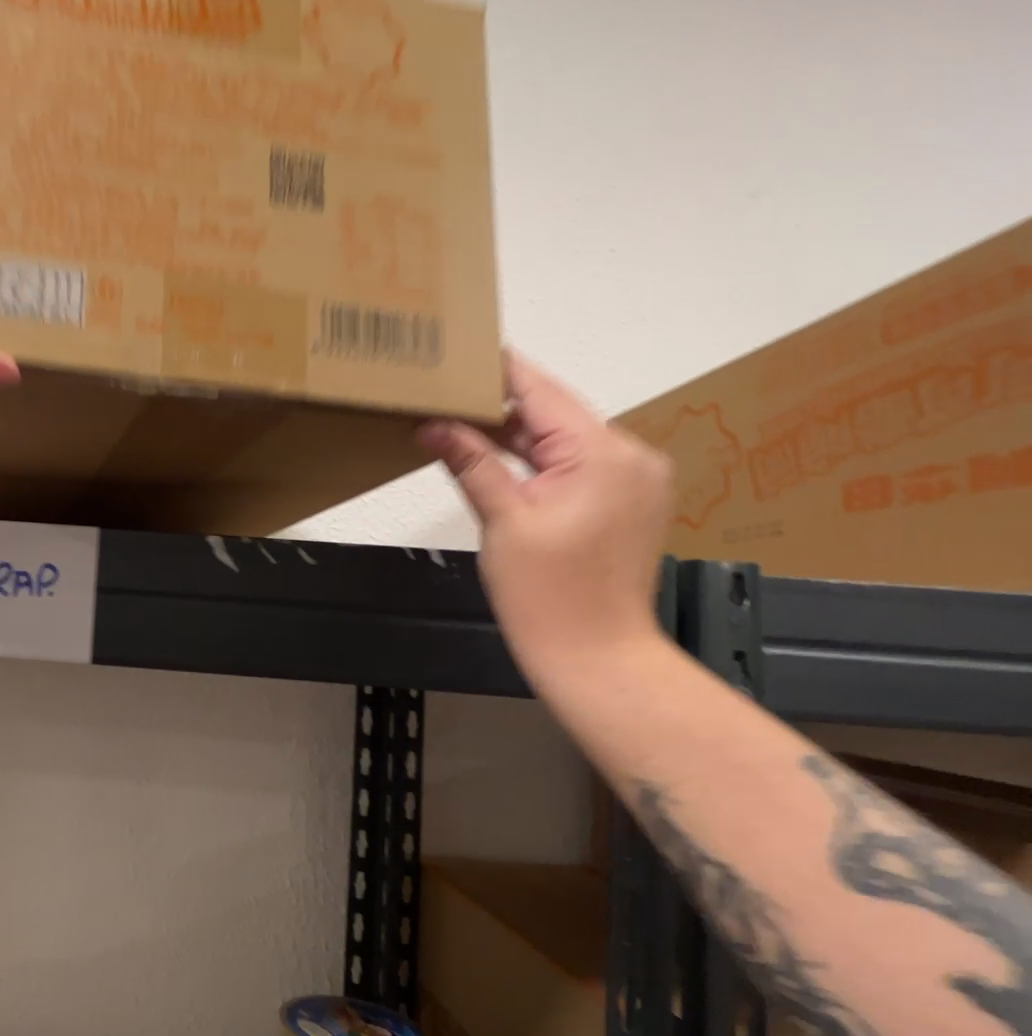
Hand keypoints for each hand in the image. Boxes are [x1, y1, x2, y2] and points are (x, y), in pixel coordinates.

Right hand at [419, 350, 672, 677]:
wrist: (594, 653)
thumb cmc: (548, 594)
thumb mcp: (502, 520)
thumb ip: (471, 462)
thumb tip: (432, 424)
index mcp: (603, 454)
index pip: (542, 393)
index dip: (500, 371)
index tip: (463, 348)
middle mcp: (631, 456)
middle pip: (556, 412)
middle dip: (502, 401)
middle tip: (449, 385)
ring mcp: (636, 479)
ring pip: (566, 437)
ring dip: (518, 430)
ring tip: (464, 416)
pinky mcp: (629, 500)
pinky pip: (578, 462)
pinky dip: (539, 456)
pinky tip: (499, 453)